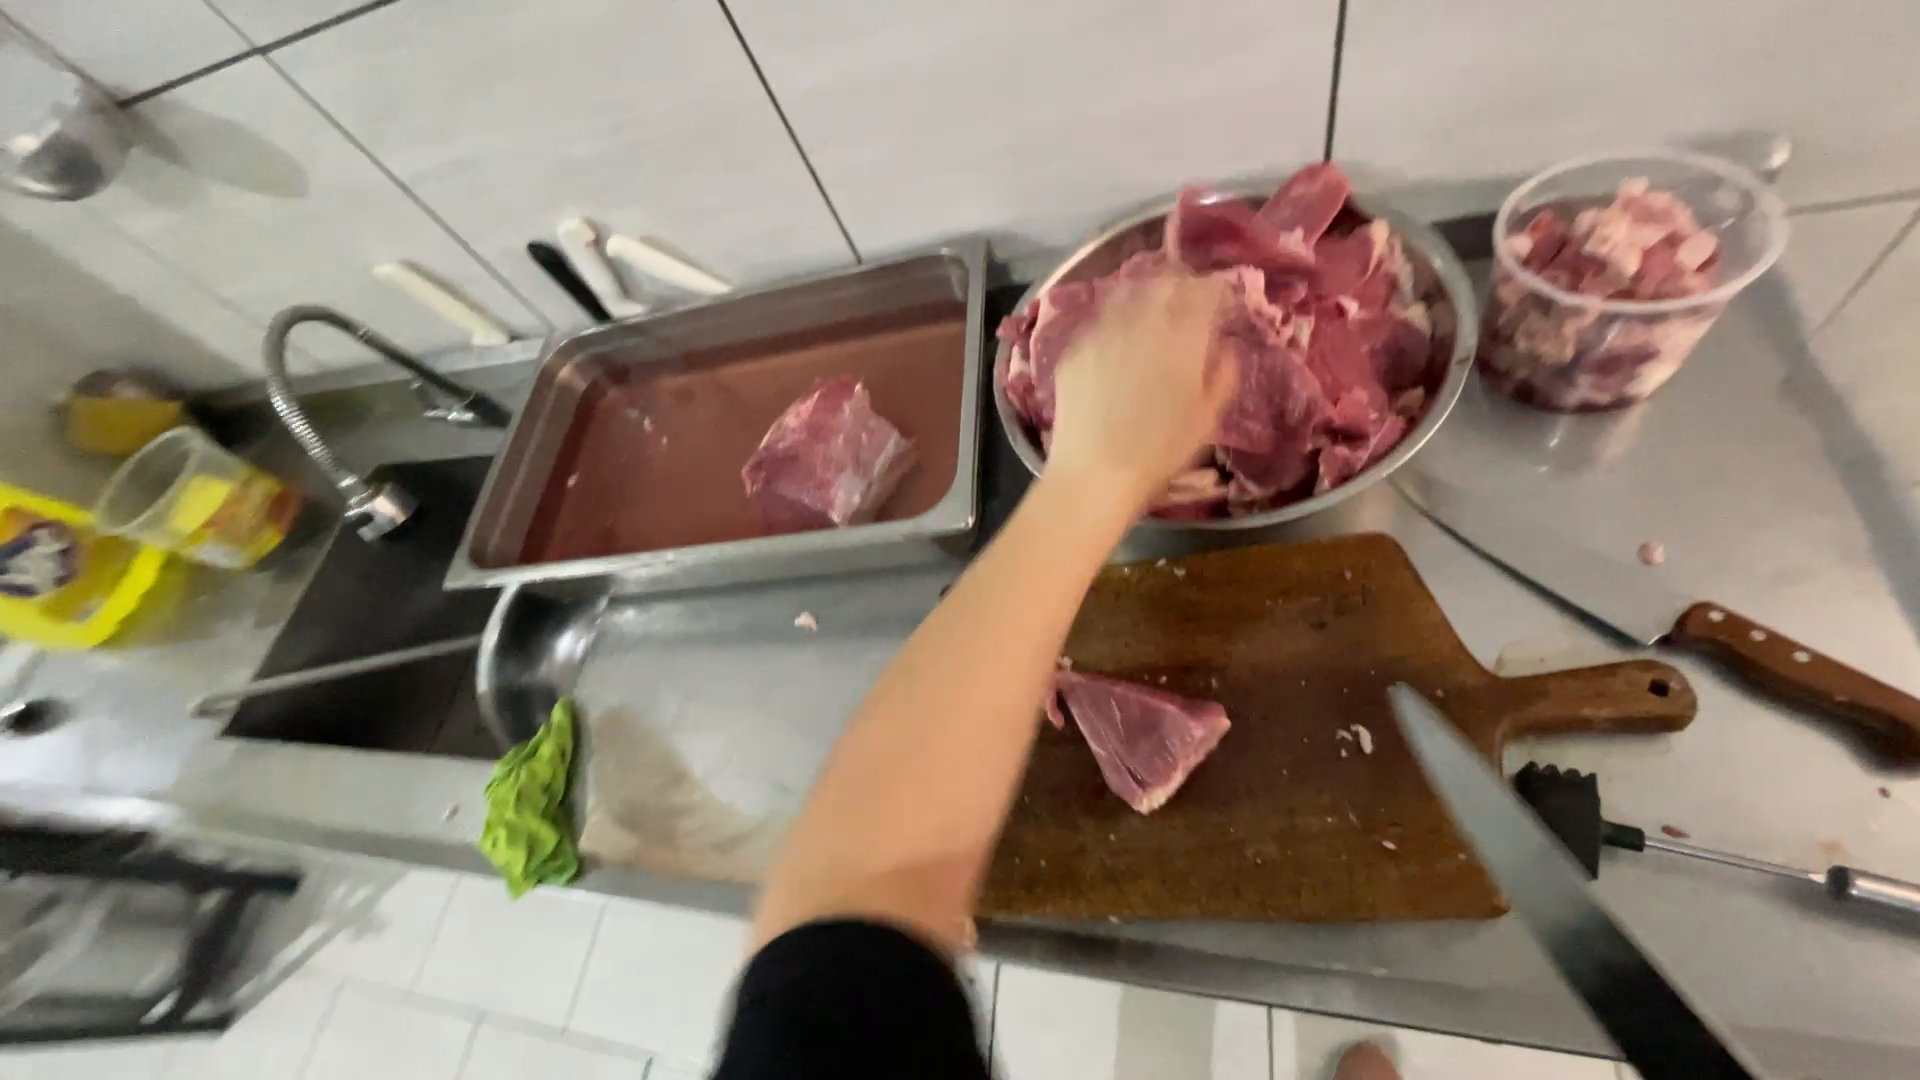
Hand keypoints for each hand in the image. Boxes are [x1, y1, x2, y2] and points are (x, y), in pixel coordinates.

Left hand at [1044, 272, 1236, 509]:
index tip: (1221, 300)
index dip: (1216, 290)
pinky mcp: (1074, 350)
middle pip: (1164, 283)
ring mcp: (1101, 333)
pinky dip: (1114, 319)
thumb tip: (1226, 346)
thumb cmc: (1158, 454)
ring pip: (1126, 294)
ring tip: (1151, 308)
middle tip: (1186, 296)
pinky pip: (1098, 321)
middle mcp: (1141, 324)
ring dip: (1144, 294)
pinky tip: (1117, 337)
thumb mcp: (1206, 419)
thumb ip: (1222, 375)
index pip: (1205, 292)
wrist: (1093, 474)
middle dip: (1180, 284)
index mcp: (1182, 338)